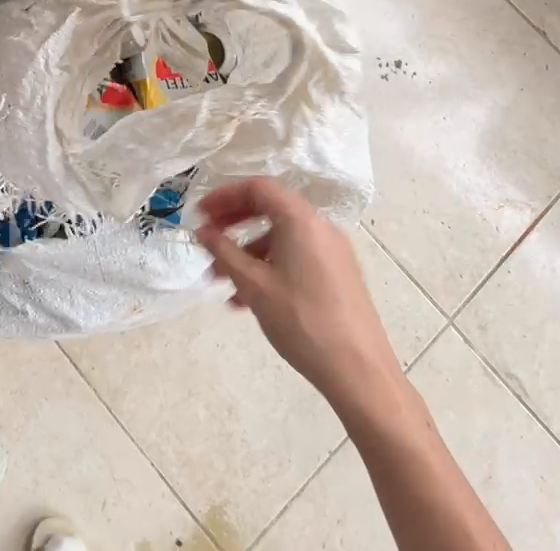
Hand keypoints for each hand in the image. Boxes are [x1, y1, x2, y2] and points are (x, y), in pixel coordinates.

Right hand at [195, 178, 404, 418]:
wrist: (359, 370)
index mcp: (301, 220)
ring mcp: (333, 251)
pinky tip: (249, 298)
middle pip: (270, 209)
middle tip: (207, 239)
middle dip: (233, 223)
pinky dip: (269, 265)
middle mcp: (320, 227)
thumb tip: (202, 230)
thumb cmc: (301, 321)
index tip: (200, 214)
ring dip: (247, 251)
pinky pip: (296, 256)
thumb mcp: (253, 284)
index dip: (224, 195)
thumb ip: (223, 251)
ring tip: (222, 280)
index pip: (258, 188)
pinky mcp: (338, 274)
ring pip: (281, 237)